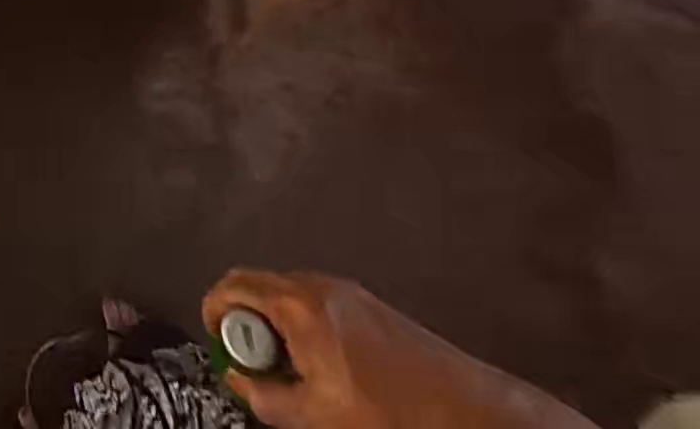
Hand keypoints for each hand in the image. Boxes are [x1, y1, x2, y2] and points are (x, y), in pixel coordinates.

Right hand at [201, 269, 598, 428]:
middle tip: (255, 362)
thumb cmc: (395, 417)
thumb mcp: (319, 418)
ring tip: (292, 369)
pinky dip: (299, 324)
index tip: (222, 346)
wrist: (484, 420)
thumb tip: (241, 381)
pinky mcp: (367, 303)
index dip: (215, 314)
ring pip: (282, 293)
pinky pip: (311, 301)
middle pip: (253, 284)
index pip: (231, 286)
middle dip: (243, 321)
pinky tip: (324, 365)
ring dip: (272, 323)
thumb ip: (266, 398)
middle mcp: (314, 284)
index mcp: (296, 303)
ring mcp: (344, 290)